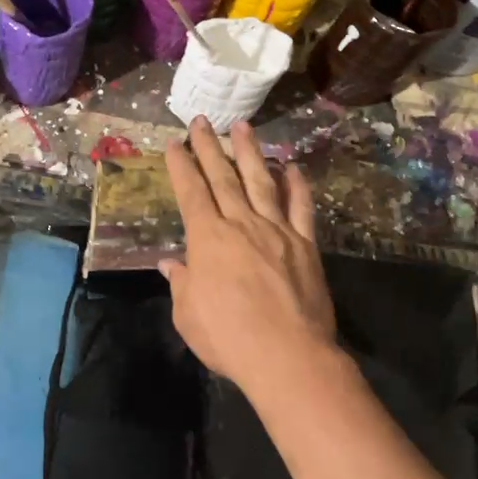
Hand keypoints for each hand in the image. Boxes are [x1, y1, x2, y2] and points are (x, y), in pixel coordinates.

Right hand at [161, 117, 336, 390]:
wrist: (287, 356)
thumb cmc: (227, 337)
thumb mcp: (187, 314)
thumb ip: (181, 283)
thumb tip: (171, 264)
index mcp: (207, 240)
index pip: (191, 193)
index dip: (181, 166)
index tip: (174, 144)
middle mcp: (242, 225)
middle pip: (223, 178)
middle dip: (209, 148)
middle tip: (201, 121)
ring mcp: (277, 232)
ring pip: (261, 182)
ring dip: (250, 152)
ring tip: (243, 127)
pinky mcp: (305, 246)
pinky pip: (301, 208)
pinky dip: (296, 185)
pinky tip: (291, 167)